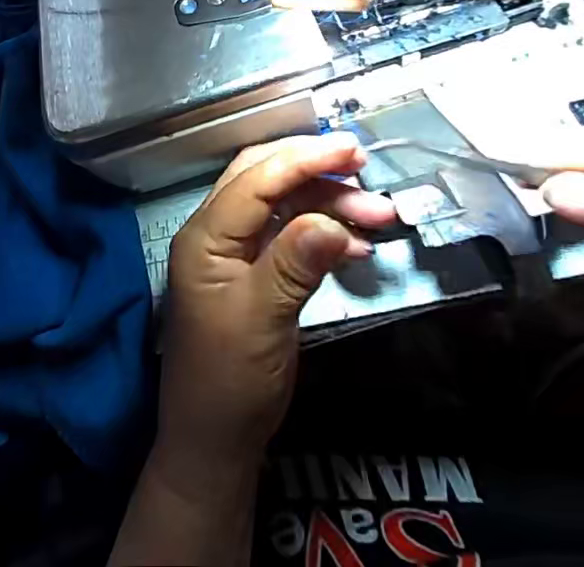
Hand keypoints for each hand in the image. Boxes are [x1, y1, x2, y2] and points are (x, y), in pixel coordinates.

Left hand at [109, 133, 394, 566]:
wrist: (214, 434)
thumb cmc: (230, 378)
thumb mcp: (262, 320)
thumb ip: (293, 265)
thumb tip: (332, 220)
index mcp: (205, 236)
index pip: (254, 180)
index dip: (302, 159)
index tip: (351, 149)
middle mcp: (214, 233)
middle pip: (263, 180)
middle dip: (314, 170)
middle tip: (365, 169)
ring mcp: (232, 252)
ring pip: (280, 206)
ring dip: (325, 202)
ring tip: (379, 215)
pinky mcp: (252, 272)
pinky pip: (287, 236)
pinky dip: (321, 232)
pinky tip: (356, 244)